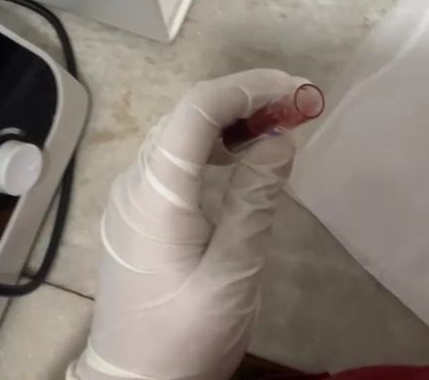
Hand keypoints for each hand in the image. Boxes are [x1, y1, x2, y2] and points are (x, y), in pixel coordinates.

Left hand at [71, 69, 308, 379]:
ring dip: (231, 115)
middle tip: (297, 104)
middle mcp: (136, 181)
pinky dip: (213, 140)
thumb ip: (254, 201)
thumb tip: (281, 138)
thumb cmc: (183, 339)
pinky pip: (175, 153)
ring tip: (278, 123)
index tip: (295, 90)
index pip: (198, 109)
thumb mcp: (231, 276)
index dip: (248, 88)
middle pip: (189, 110)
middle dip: (246, 96)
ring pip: (181, 128)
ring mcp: (132, 194)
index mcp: (155, 193)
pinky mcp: (138, 209)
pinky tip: (241, 155)